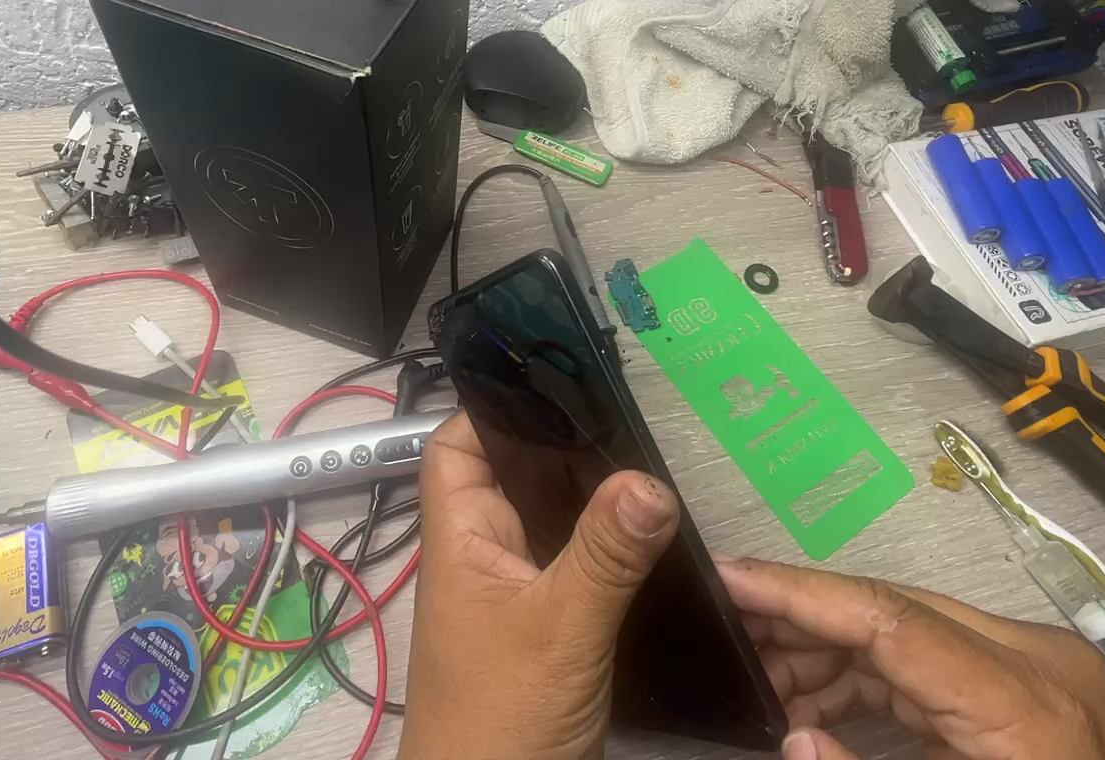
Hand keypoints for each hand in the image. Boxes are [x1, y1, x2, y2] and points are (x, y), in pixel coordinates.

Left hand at [397, 412, 679, 759]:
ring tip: (635, 451)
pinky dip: (597, 534)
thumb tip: (649, 482)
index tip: (547, 384)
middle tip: (614, 410)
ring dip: (579, 488)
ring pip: (542, 513)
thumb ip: (604, 557)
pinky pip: (568, 552)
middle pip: (507, 472)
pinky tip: (638, 525)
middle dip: (552, 443)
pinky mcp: (542, 614)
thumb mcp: (558, 628)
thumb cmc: (500, 721)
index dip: (490, 410)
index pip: (455, 445)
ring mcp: (512, 583)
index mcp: (459, 534)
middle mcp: (481, 549)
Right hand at [715, 557, 1104, 759]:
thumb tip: (793, 735)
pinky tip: (810, 698)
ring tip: (759, 677)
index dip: (796, 591)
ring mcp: (1029, 667)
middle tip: (725, 633)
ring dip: (824, 652)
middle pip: (884, 611)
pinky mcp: (1019, 684)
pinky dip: (861, 677)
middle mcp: (1033, 660)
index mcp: (1030, 702)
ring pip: (895, 630)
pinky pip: (920, 661)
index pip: (887, 616)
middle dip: (797, 621)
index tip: (728, 575)